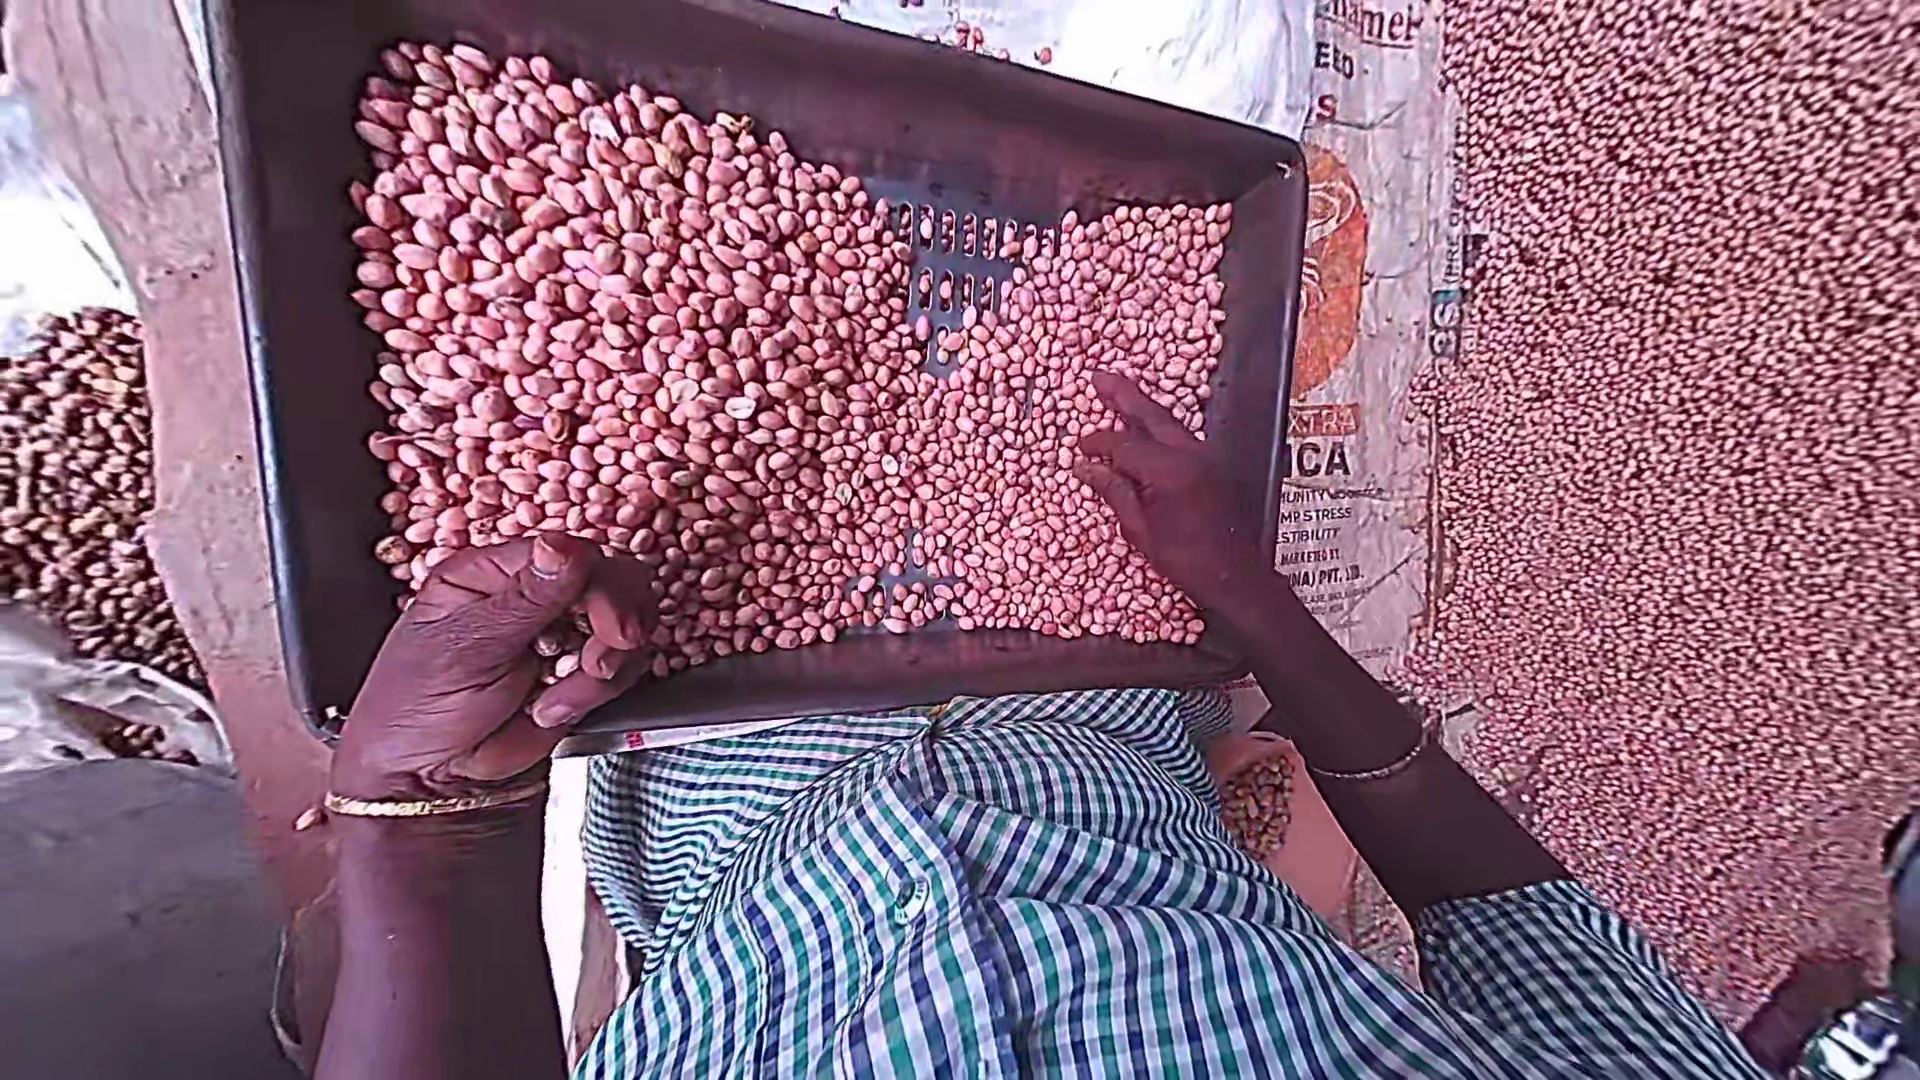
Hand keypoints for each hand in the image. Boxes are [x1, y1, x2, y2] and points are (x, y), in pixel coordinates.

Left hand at [330, 534, 653, 802]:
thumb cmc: (418, 710)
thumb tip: (564, 547)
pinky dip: (602, 689)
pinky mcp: (591, 664)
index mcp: (496, 573)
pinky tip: (556, 706)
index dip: (601, 585)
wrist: (434, 782)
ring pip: (632, 620)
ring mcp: (570, 628)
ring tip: (560, 695)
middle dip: (616, 624)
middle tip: (597, 664)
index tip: (611, 625)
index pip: (573, 555)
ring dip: (606, 664)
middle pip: (616, 580)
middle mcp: (540, 592)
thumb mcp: (466, 648)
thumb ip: (525, 598)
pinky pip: (629, 661)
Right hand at [1073, 372, 1275, 618]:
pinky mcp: (1211, 466)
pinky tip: (1143, 429)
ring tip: (1117, 395)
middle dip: (1122, 394)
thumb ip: (1114, 491)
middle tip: (1098, 376)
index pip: (1124, 445)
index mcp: (1169, 470)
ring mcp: (1205, 457)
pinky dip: (1156, 428)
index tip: (1078, 447)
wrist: (1235, 575)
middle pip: (1150, 414)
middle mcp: (1190, 454)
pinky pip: (1177, 437)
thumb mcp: (1140, 529)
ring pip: (1167, 422)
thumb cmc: (1185, 559)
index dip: (1098, 443)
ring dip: (1140, 408)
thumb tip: (1086, 467)